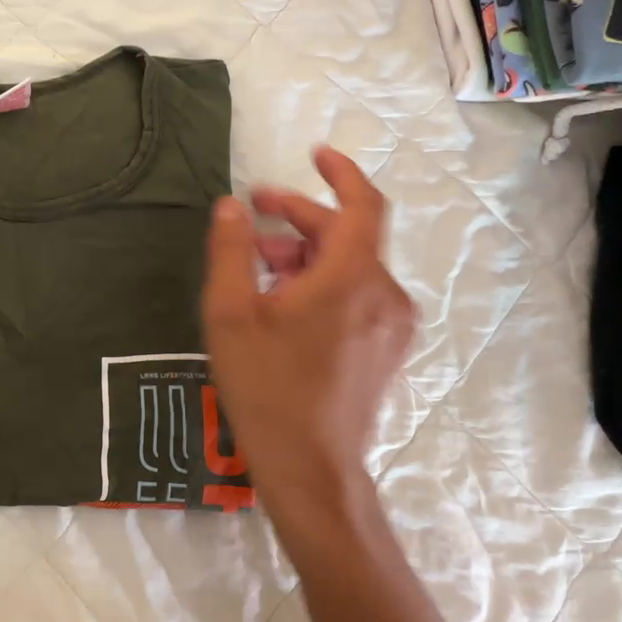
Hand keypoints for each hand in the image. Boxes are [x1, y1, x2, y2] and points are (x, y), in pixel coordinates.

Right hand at [201, 146, 415, 519]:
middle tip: (249, 219)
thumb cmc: (265, 385)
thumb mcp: (230, 313)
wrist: (309, 466)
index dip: (340, 174)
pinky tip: (280, 302)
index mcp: (351, 279)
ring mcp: (391, 325)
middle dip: (298, 219)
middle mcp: (383, 295)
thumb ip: (231, 251)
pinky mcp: (385, 349)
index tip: (313, 155)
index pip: (362, 206)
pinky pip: (356, 294)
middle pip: (347, 235)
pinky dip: (320, 281)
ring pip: (349, 266)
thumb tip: (230, 206)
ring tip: (254, 268)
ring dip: (304, 253)